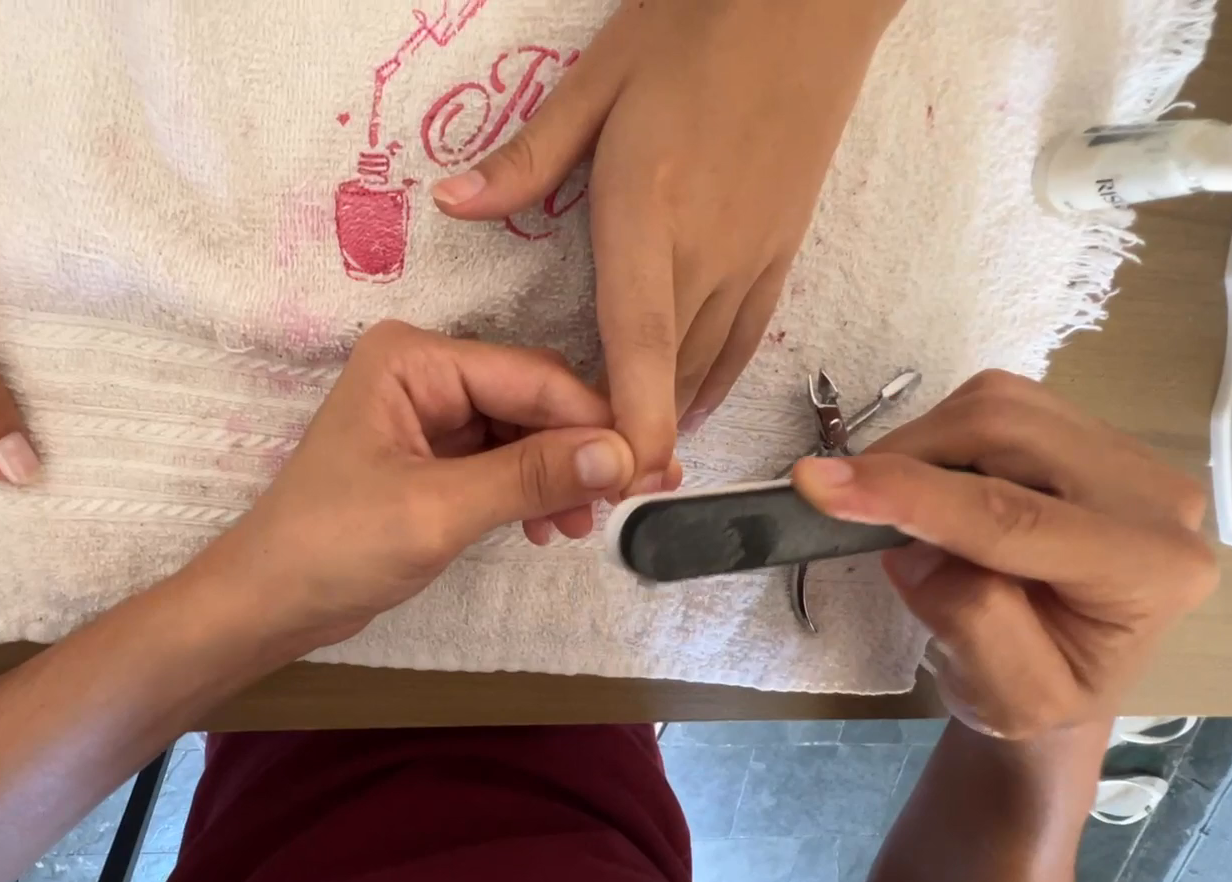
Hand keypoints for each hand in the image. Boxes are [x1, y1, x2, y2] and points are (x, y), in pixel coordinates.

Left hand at [191, 321, 634, 649]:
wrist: (271, 603)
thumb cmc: (336, 547)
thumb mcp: (438, 510)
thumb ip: (530, 476)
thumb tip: (622, 455)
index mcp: (414, 360)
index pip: (530, 377)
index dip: (594, 421)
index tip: (651, 468)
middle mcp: (423, 373)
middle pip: (529, 401)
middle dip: (578, 451)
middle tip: (630, 501)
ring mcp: (427, 416)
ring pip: (520, 434)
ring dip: (556, 477)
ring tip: (581, 528)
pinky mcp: (431, 458)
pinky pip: (499, 462)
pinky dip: (526, 492)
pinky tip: (544, 527)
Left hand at [432, 0, 901, 495]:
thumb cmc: (695, 32)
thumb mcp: (595, 84)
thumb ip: (525, 161)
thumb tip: (450, 200)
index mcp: (646, 224)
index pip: (639, 348)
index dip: (630, 425)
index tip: (611, 480)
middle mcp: (704, 259)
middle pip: (668, 377)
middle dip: (635, 442)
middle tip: (594, 487)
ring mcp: (751, 262)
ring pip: (705, 368)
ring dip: (668, 420)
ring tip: (631, 462)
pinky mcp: (781, 256)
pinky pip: (745, 343)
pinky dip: (713, 386)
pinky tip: (688, 413)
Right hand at [792, 371, 1217, 739]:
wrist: (1056, 678)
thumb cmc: (1029, 699)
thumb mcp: (1003, 699)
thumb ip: (969, 623)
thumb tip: (911, 546)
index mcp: (1146, 574)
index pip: (1009, 516)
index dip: (907, 494)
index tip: (814, 482)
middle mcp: (1153, 499)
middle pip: (1006, 431)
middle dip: (904, 459)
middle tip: (848, 504)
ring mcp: (1125, 457)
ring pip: (997, 404)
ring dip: (918, 445)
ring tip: (892, 501)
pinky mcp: (1087, 436)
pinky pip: (997, 403)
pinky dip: (937, 434)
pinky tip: (929, 482)